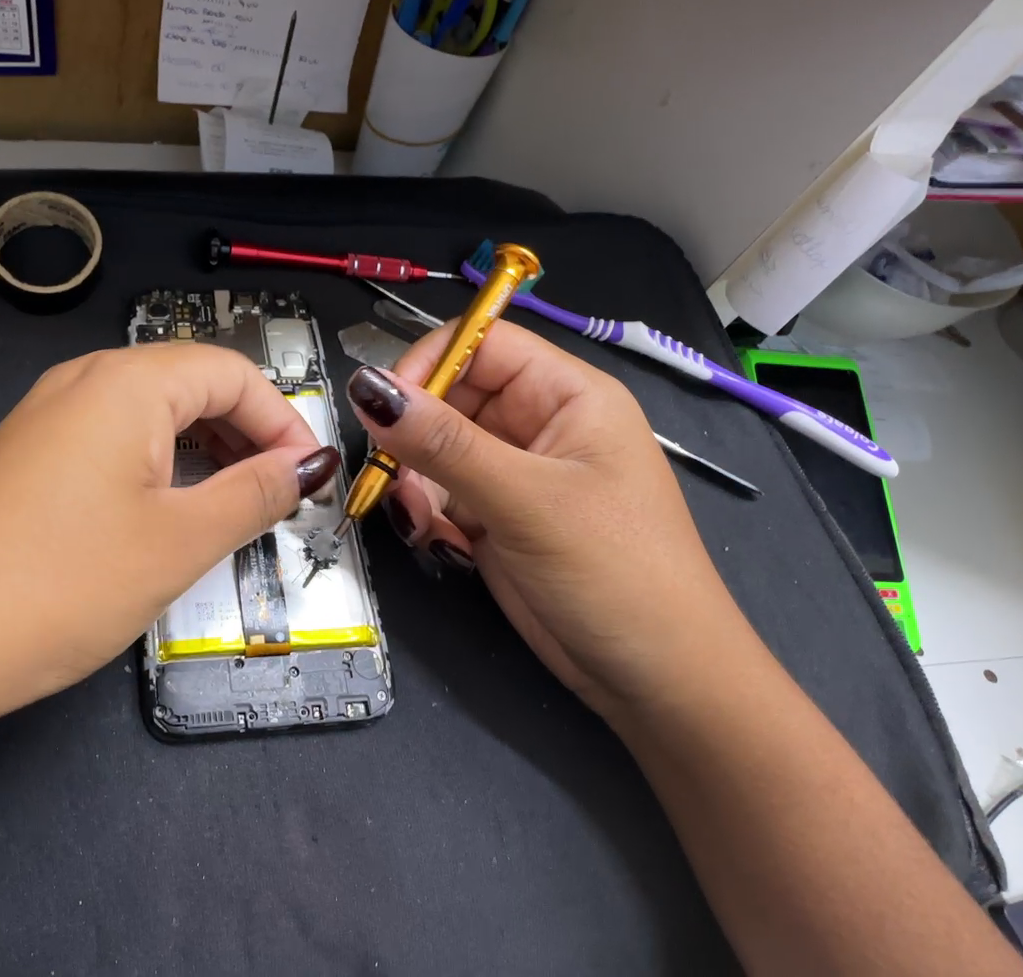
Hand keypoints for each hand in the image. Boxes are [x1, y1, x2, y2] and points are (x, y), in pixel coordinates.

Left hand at [0, 343, 338, 744]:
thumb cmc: (61, 586)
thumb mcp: (177, 543)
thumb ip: (254, 495)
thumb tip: (305, 466)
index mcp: (124, 383)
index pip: (231, 372)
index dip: (282, 419)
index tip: (311, 478)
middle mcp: (79, 383)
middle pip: (188, 385)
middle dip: (246, 434)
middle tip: (278, 498)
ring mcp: (43, 420)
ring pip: (148, 417)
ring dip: (203, 454)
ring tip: (231, 511)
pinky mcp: (23, 461)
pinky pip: (108, 444)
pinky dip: (155, 470)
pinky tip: (164, 518)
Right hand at [343, 321, 756, 719]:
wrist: (654, 680)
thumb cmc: (616, 574)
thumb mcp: (527, 501)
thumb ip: (443, 444)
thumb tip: (368, 385)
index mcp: (568, 396)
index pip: (481, 344)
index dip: (428, 365)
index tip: (382, 408)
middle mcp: (538, 426)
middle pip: (449, 400)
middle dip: (413, 437)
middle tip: (391, 478)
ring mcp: (514, 475)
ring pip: (434, 452)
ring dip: (414, 484)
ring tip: (420, 522)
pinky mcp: (495, 518)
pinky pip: (439, 496)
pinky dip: (426, 515)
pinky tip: (437, 542)